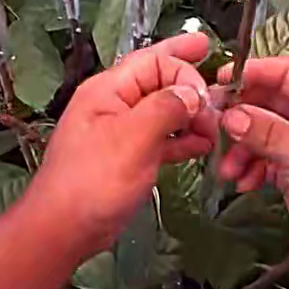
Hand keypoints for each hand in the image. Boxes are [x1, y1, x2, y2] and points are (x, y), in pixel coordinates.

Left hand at [23, 32, 217, 258]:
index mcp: (107, 90)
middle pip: (159, 82)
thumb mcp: (132, 137)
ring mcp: (120, 132)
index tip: (206, 95)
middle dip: (191, 86)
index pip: (152, 60)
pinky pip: (160, 139)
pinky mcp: (128, 158)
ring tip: (217, 126)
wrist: (64, 228)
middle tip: (223, 96)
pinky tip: (203, 146)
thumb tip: (193, 93)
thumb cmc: (93, 181)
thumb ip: (165, 108)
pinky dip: (182, 140)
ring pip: (163, 112)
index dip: (184, 70)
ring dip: (191, 116)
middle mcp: (113, 105)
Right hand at [215, 57, 288, 240]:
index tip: (220, 81)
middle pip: (271, 103)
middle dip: (242, 117)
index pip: (287, 73)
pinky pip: (267, 159)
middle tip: (214, 127)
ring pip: (264, 134)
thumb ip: (265, 130)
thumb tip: (228, 115)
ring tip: (228, 171)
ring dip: (242, 149)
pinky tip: (245, 184)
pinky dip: (253, 168)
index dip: (254, 72)